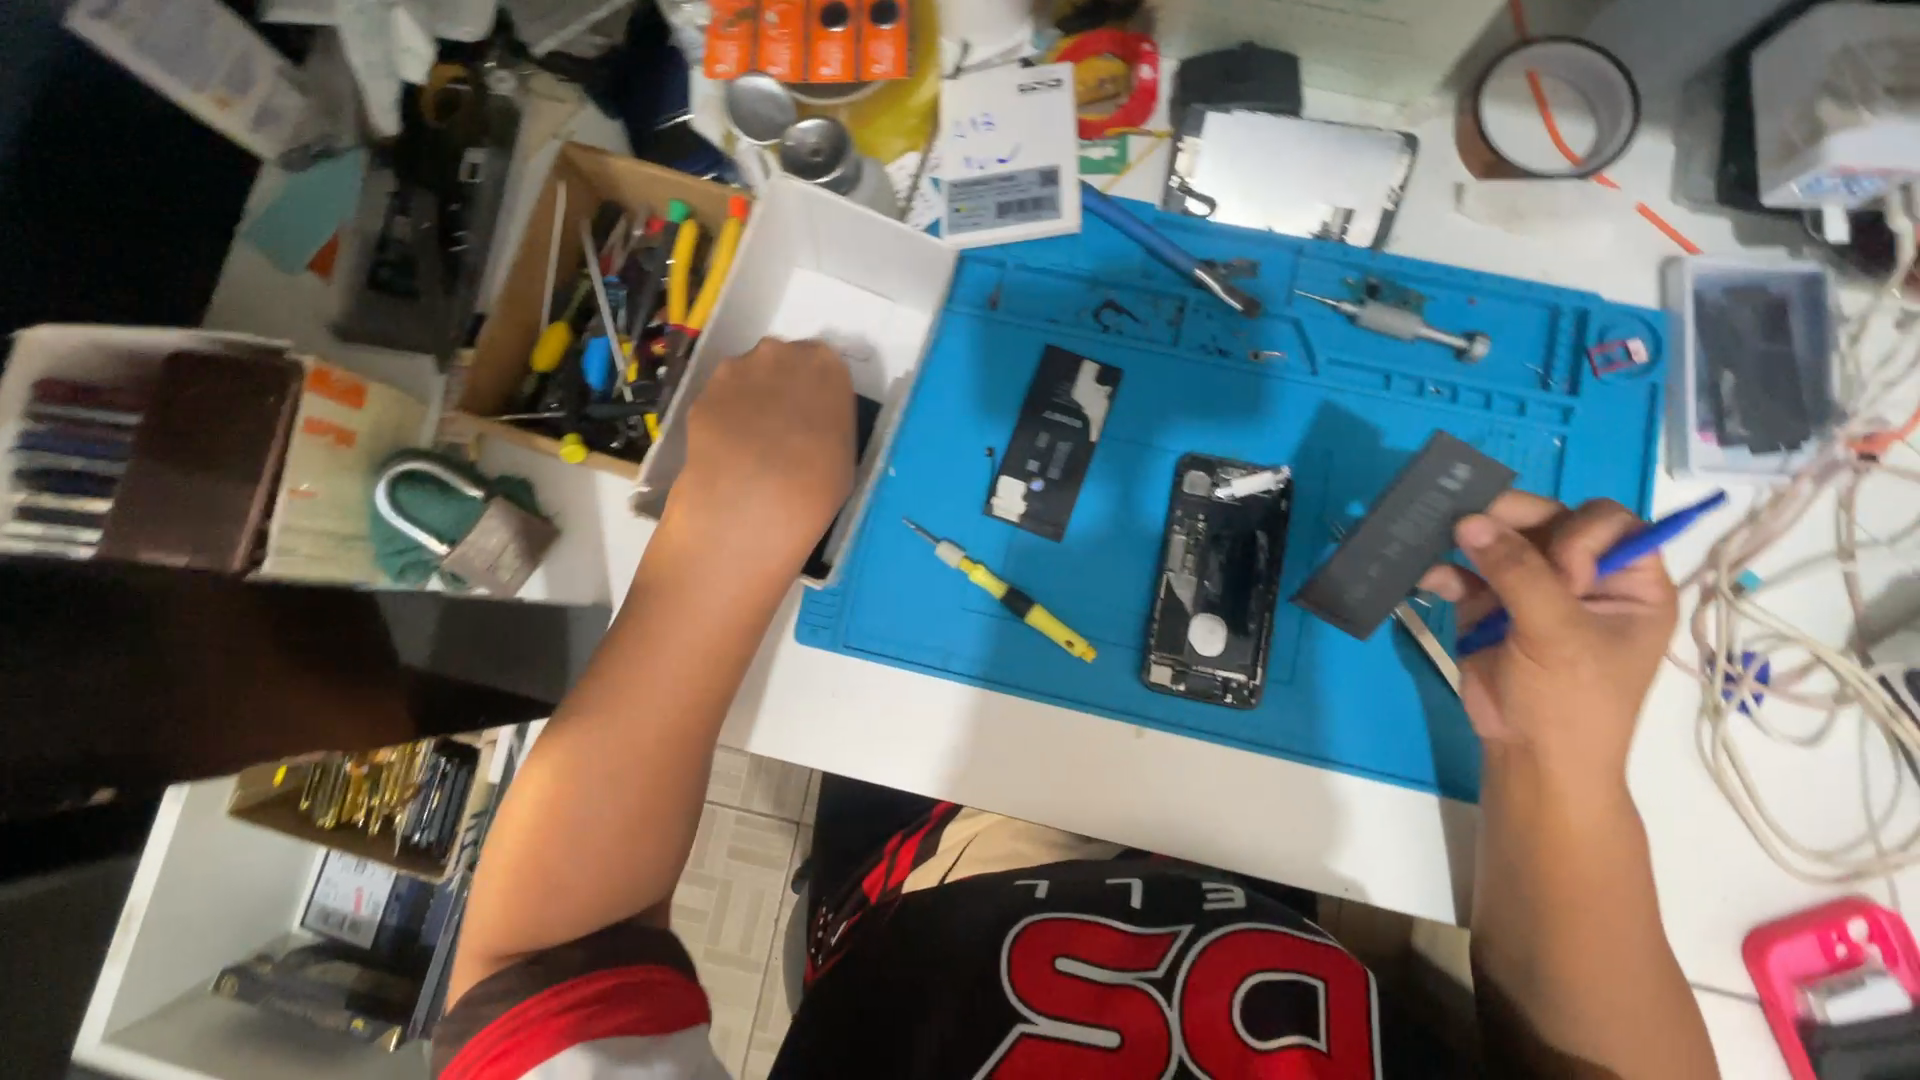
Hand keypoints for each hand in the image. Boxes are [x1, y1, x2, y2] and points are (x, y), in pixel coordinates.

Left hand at [667, 337, 855, 565]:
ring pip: (743, 379)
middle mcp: (779, 354)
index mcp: (824, 364)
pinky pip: (718, 404)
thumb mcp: (844, 450)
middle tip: (781, 426)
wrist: (757, 497)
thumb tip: (812, 428)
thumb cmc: (819, 480)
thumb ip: (828, 422)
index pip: (821, 365)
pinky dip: (722, 421)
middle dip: (779, 387)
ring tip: (750, 442)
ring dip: (747, 401)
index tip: (812, 414)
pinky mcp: (702, 395)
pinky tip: (727, 452)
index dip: (814, 390)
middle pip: (779, 362)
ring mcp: (735, 370)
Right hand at [1418, 493, 1677, 787]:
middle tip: (1470, 521)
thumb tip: (1470, 520)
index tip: (1557, 571)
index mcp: (1628, 583)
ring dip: (1470, 538)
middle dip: (1511, 523)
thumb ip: (1518, 573)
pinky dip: (1445, 570)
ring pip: (1501, 542)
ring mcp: (1531, 590)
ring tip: (1440, 535)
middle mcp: (1582, 578)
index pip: (1607, 525)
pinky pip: (1465, 573)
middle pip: (1547, 524)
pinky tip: (1429, 577)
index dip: (1577, 536)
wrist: (1530, 754)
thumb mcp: (1557, 633)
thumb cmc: (1571, 699)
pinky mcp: (1488, 607)